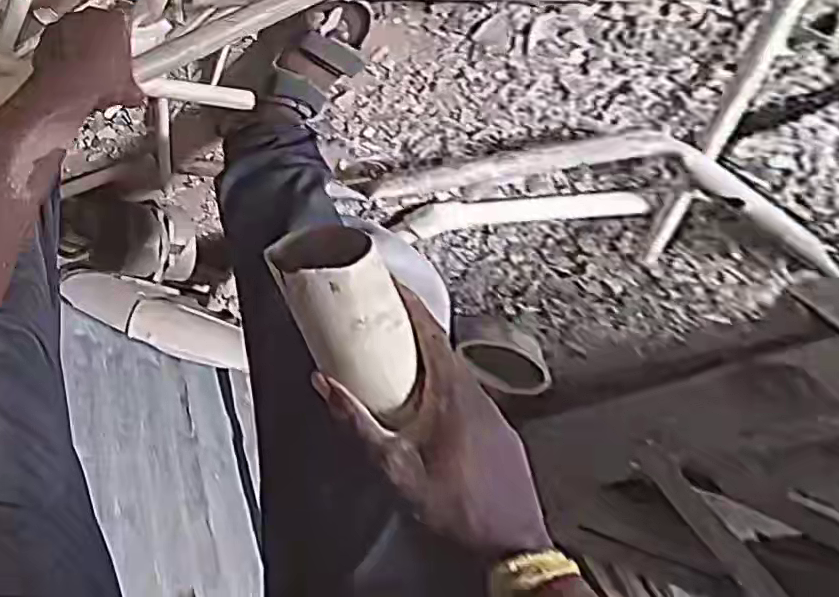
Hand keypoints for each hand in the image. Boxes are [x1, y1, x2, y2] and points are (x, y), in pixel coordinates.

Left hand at [28, 9, 142, 110]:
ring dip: (80, 38)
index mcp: (115, 21)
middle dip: (101, 35)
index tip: (123, 39)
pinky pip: (58, 36)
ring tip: (84, 62)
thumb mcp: (125, 88)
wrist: (62, 92)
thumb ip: (133, 85)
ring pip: (77, 26)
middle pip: (99, 19)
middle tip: (104, 55)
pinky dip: (61, 46)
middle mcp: (90, 16)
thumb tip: (134, 93)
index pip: (125, 14)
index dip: (124, 29)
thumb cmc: (92, 83)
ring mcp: (67, 23)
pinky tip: (66, 64)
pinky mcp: (48, 33)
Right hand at [313, 287, 552, 559]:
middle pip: (442, 347)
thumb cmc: (458, 510)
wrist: (515, 555)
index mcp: (455, 398)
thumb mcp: (393, 466)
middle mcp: (480, 401)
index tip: (390, 282)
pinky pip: (464, 390)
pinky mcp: (498, 436)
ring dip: (424, 351)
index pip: (432, 335)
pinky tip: (422, 391)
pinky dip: (439, 376)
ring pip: (454, 369)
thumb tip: (323, 383)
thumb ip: (355, 421)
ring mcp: (493, 419)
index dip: (410, 304)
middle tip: (380, 309)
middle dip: (410, 323)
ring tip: (394, 346)